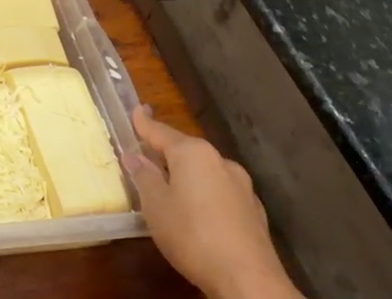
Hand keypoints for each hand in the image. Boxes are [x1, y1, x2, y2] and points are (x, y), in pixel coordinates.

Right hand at [128, 106, 302, 298]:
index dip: (143, 122)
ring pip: (206, 173)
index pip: (160, 131)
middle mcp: (220, 162)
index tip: (137, 109)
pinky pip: (222, 194)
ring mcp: (242, 187)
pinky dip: (207, 197)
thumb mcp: (155, 206)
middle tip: (146, 161)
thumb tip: (136, 157)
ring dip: (188, 177)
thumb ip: (144, 176)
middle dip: (166, 155)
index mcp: (193, 153)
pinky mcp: (255, 213)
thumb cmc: (193, 235)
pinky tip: (201, 217)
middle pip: (186, 151)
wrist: (250, 281)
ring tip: (172, 192)